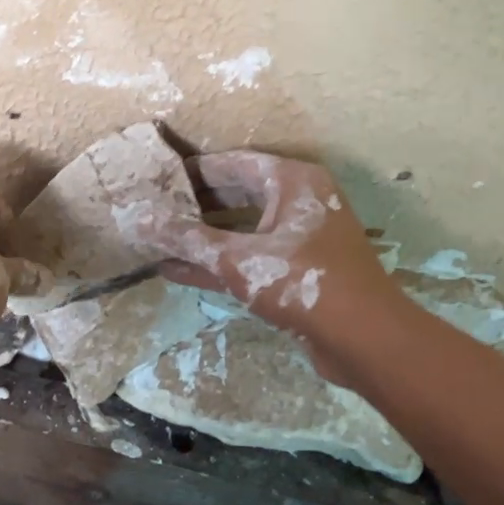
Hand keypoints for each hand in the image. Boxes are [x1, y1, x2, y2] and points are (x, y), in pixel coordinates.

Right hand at [122, 152, 402, 371]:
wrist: (366, 341)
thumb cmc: (303, 283)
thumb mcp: (237, 258)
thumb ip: (187, 239)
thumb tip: (138, 220)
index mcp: (291, 181)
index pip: (231, 163)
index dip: (190, 171)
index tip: (152, 179)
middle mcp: (297, 201)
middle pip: (234, 193)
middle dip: (191, 204)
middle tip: (149, 207)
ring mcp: (297, 238)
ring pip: (238, 229)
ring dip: (200, 237)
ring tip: (155, 238)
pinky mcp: (294, 271)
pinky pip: (246, 257)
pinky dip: (215, 262)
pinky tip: (174, 270)